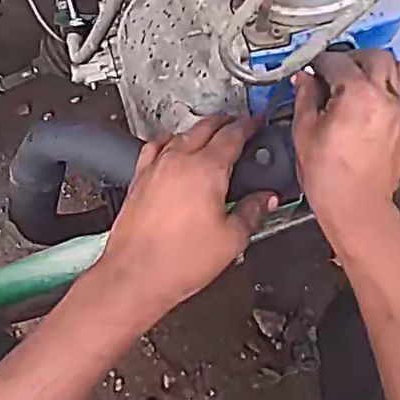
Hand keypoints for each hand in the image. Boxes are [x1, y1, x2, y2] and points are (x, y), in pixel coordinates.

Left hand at [77, 116, 276, 329]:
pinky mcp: (139, 178)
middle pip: (206, 127)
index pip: (233, 135)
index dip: (249, 125)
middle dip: (226, 122)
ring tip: (211, 136)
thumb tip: (264, 199)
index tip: (256, 123)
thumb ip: (252, 212)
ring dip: (199, 130)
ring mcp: (156, 167)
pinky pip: (154, 147)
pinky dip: (168, 141)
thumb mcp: (231, 239)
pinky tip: (171, 147)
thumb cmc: (178, 261)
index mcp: (207, 170)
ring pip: (181, 134)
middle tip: (239, 126)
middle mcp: (179, 161)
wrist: (135, 276)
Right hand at [291, 50, 399, 238]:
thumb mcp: (304, 132)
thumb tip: (304, 80)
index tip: (312, 68)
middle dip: (351, 58)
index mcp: (357, 95)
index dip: (319, 62)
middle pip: (375, 55)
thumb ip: (305, 98)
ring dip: (377, 67)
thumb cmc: (330, 178)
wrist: (356, 206)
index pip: (337, 61)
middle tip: (333, 70)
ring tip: (358, 78)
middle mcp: (385, 98)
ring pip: (399, 67)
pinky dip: (390, 86)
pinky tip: (372, 98)